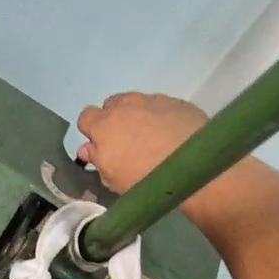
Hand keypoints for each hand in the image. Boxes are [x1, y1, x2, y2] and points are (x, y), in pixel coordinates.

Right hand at [76, 93, 207, 193]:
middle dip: (114, 119)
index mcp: (104, 124)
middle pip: (112, 104)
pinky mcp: (178, 102)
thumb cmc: (142, 176)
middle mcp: (127, 105)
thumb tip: (87, 148)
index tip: (100, 146)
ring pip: (137, 103)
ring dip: (138, 116)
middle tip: (125, 143)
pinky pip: (162, 106)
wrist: (191, 163)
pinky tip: (171, 135)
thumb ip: (97, 160)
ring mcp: (154, 100)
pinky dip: (161, 117)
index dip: (91, 131)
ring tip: (150, 139)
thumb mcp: (112, 179)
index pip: (86, 117)